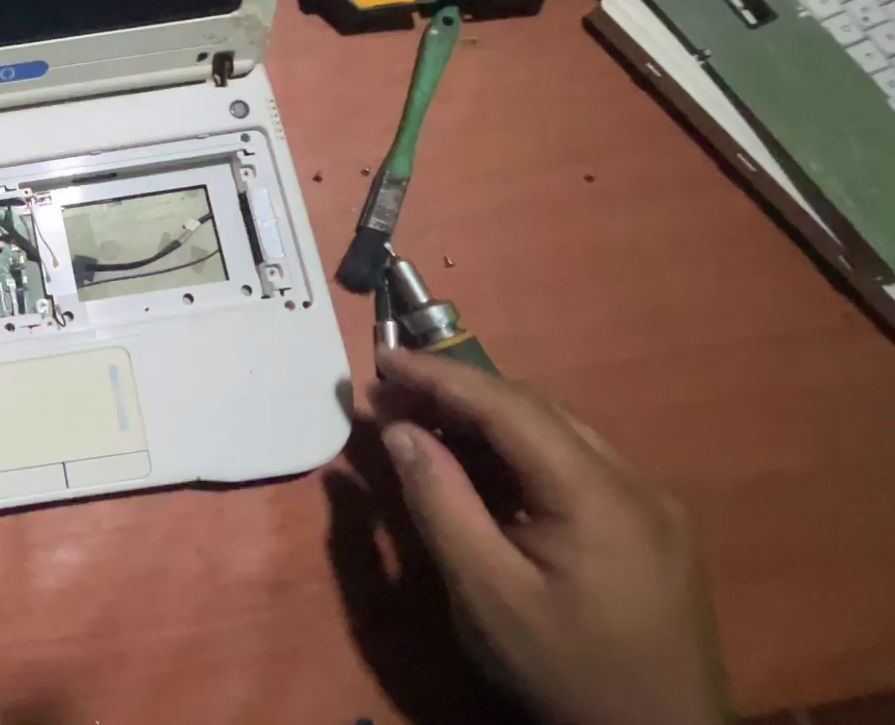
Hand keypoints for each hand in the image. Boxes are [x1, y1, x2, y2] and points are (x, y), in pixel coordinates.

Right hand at [373, 350, 729, 724]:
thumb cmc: (563, 668)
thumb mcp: (485, 590)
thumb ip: (439, 501)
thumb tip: (398, 429)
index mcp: (598, 495)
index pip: (507, 407)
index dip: (438, 375)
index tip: (380, 359)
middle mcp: (632, 482)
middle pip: (532, 407)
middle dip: (454, 389)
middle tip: (387, 391)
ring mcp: (646, 502)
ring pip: (550, 427)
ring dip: (480, 414)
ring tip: (417, 417)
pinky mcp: (643, 522)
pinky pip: (566, 457)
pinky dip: (509, 444)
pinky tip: (472, 459)